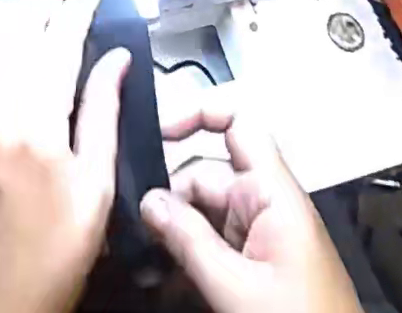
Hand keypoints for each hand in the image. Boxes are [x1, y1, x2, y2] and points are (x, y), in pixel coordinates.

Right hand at [140, 94, 360, 312]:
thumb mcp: (237, 288)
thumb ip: (190, 242)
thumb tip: (148, 199)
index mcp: (272, 189)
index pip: (238, 123)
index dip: (200, 114)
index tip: (158, 133)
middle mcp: (265, 199)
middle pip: (208, 174)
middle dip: (170, 193)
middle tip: (129, 224)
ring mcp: (258, 232)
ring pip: (204, 212)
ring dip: (172, 229)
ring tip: (138, 255)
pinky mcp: (252, 262)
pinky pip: (211, 243)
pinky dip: (185, 254)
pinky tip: (159, 276)